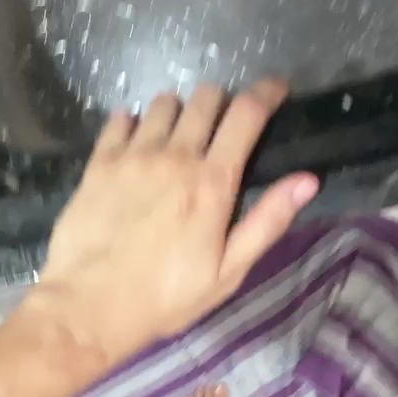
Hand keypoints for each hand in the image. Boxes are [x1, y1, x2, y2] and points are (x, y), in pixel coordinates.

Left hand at [26, 79, 319, 367]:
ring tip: (178, 137)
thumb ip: (267, 223)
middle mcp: (174, 156)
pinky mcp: (98, 164)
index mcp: (212, 183)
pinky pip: (120, 120)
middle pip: (205, 99)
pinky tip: (136, 144)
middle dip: (221, 103)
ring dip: (179, 112)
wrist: (89, 307)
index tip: (275, 89)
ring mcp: (132, 156)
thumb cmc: (165, 299)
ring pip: (163, 104)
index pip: (246, 115)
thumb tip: (307, 180)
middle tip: (222, 127)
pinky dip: (135, 123)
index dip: (266, 94)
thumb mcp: (227, 273)